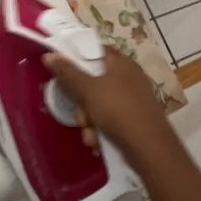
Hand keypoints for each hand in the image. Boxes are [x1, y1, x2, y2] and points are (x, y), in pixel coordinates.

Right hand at [43, 47, 166, 155]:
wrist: (151, 150)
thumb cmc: (118, 111)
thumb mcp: (88, 90)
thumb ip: (67, 72)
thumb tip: (49, 55)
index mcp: (121, 63)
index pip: (94, 50)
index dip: (77, 58)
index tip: (63, 71)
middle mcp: (129, 77)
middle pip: (93, 80)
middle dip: (82, 102)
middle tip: (80, 115)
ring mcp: (133, 99)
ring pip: (99, 102)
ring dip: (89, 120)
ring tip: (90, 134)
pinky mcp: (135, 118)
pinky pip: (110, 117)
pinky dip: (101, 128)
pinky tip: (97, 141)